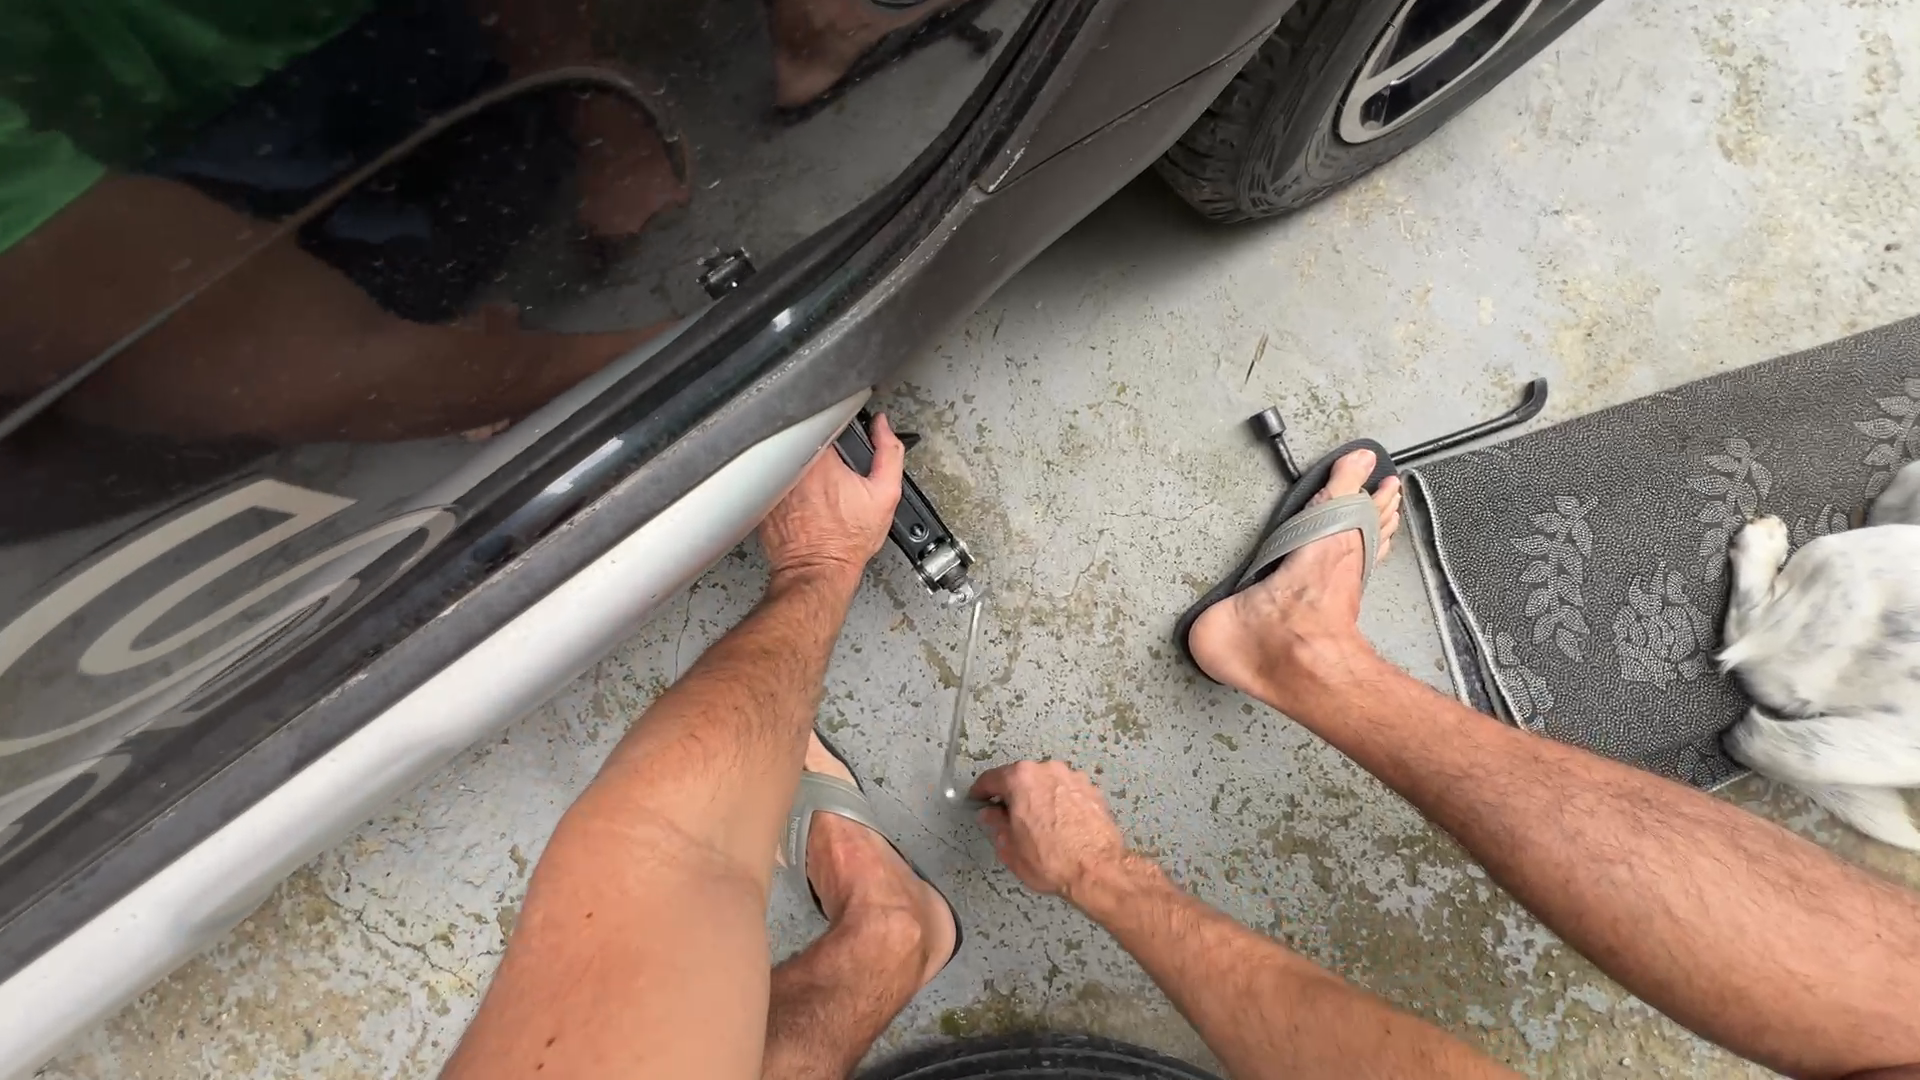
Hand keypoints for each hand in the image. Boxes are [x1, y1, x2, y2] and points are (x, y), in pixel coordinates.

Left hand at [759, 413, 904, 585]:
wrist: (819, 570)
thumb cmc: (848, 540)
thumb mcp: (885, 495)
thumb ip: (889, 453)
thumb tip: (883, 427)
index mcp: (820, 458)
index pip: (826, 421)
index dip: (840, 426)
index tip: (847, 443)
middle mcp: (792, 466)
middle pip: (804, 437)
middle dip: (821, 446)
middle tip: (836, 469)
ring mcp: (774, 481)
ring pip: (787, 456)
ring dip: (802, 464)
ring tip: (821, 488)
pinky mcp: (764, 498)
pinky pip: (776, 479)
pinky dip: (788, 484)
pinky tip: (805, 501)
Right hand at [971, 761, 1129, 902]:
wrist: (1098, 870)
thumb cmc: (1052, 860)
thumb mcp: (1010, 848)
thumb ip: (995, 825)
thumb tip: (990, 814)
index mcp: (1020, 779)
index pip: (991, 779)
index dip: (981, 792)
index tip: (978, 799)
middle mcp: (1046, 769)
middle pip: (1020, 777)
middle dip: (1012, 794)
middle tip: (1007, 816)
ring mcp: (1071, 776)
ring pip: (1045, 782)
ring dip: (1037, 796)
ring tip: (1038, 823)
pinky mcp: (1090, 788)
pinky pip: (1065, 790)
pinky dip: (1059, 801)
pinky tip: (1060, 823)